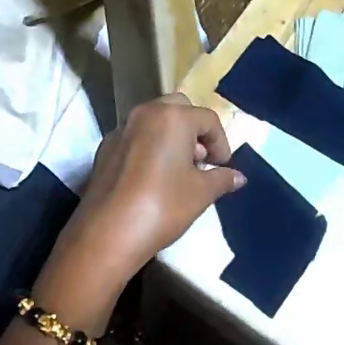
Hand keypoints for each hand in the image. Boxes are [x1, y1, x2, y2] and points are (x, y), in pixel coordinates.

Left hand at [59, 94, 246, 287]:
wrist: (106, 235)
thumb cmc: (163, 206)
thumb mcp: (201, 193)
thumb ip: (222, 178)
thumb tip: (238, 177)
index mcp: (173, 117)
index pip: (208, 120)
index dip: (222, 143)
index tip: (224, 166)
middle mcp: (145, 114)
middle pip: (179, 109)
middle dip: (195, 130)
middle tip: (202, 159)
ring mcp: (121, 130)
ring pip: (155, 121)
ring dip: (172, 136)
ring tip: (180, 169)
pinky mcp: (105, 149)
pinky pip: (136, 137)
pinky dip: (150, 147)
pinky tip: (153, 177)